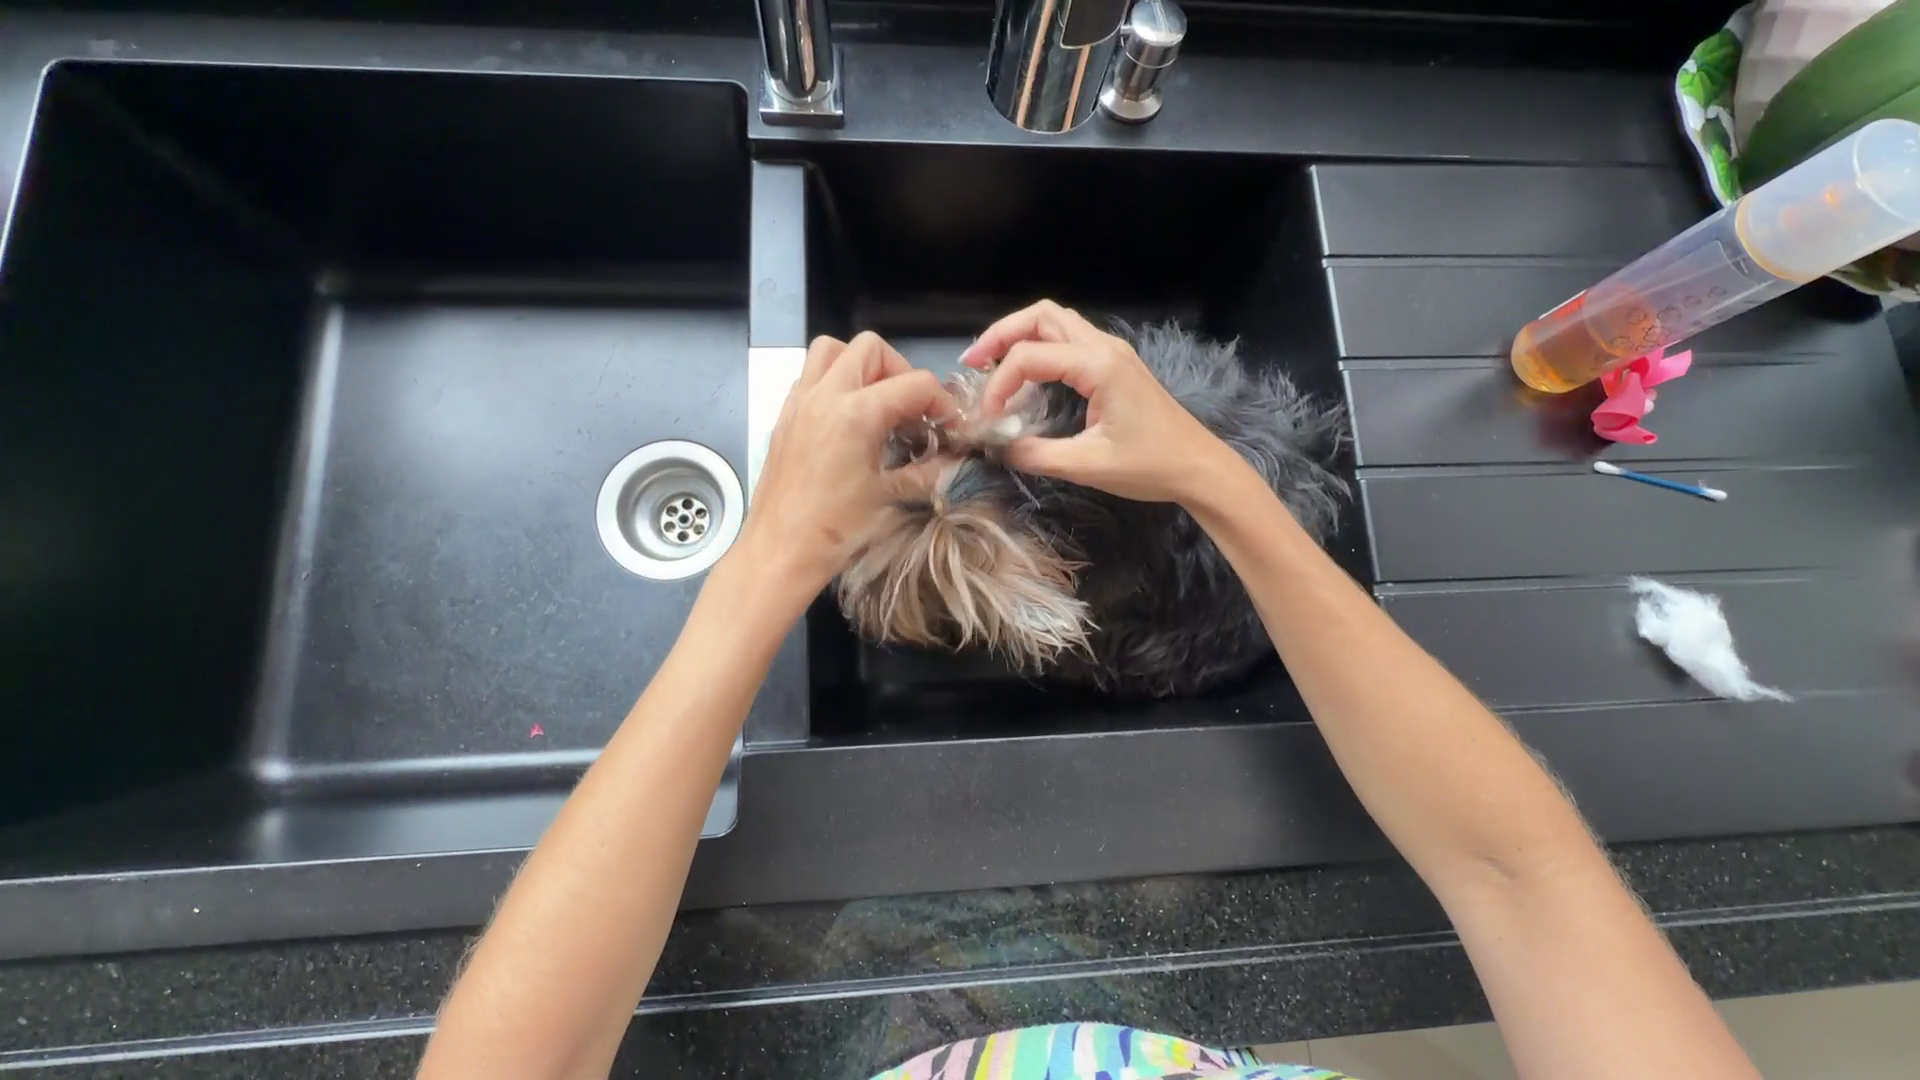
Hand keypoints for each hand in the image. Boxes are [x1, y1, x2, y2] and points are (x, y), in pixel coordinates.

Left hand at [731, 332, 956, 596]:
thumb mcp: (889, 497)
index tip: (948, 426)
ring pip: (832, 349)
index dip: (941, 402)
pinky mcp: (784, 416)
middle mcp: (825, 395)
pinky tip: (847, 417)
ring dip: (861, 365)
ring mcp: (800, 402)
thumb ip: (924, 471)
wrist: (780, 551)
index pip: (915, 384)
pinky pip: (810, 375)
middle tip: (911, 408)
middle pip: (871, 348)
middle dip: (901, 371)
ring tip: (876, 401)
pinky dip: (834, 381)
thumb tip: (949, 461)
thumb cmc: (835, 530)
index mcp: (856, 413)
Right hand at [960, 300, 1231, 502]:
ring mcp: (1112, 353)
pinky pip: (1070, 341)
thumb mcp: (1087, 466)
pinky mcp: (1115, 366)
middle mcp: (1104, 348)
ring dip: (1020, 336)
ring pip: (1057, 322)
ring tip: (992, 364)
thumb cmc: (1150, 466)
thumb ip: (1037, 455)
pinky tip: (1027, 377)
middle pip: (1043, 315)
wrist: (1199, 468)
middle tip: (974, 363)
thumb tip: (998, 448)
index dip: (999, 384)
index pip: (1030, 357)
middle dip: (1002, 334)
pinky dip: (1040, 348)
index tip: (988, 419)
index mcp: (1099, 366)